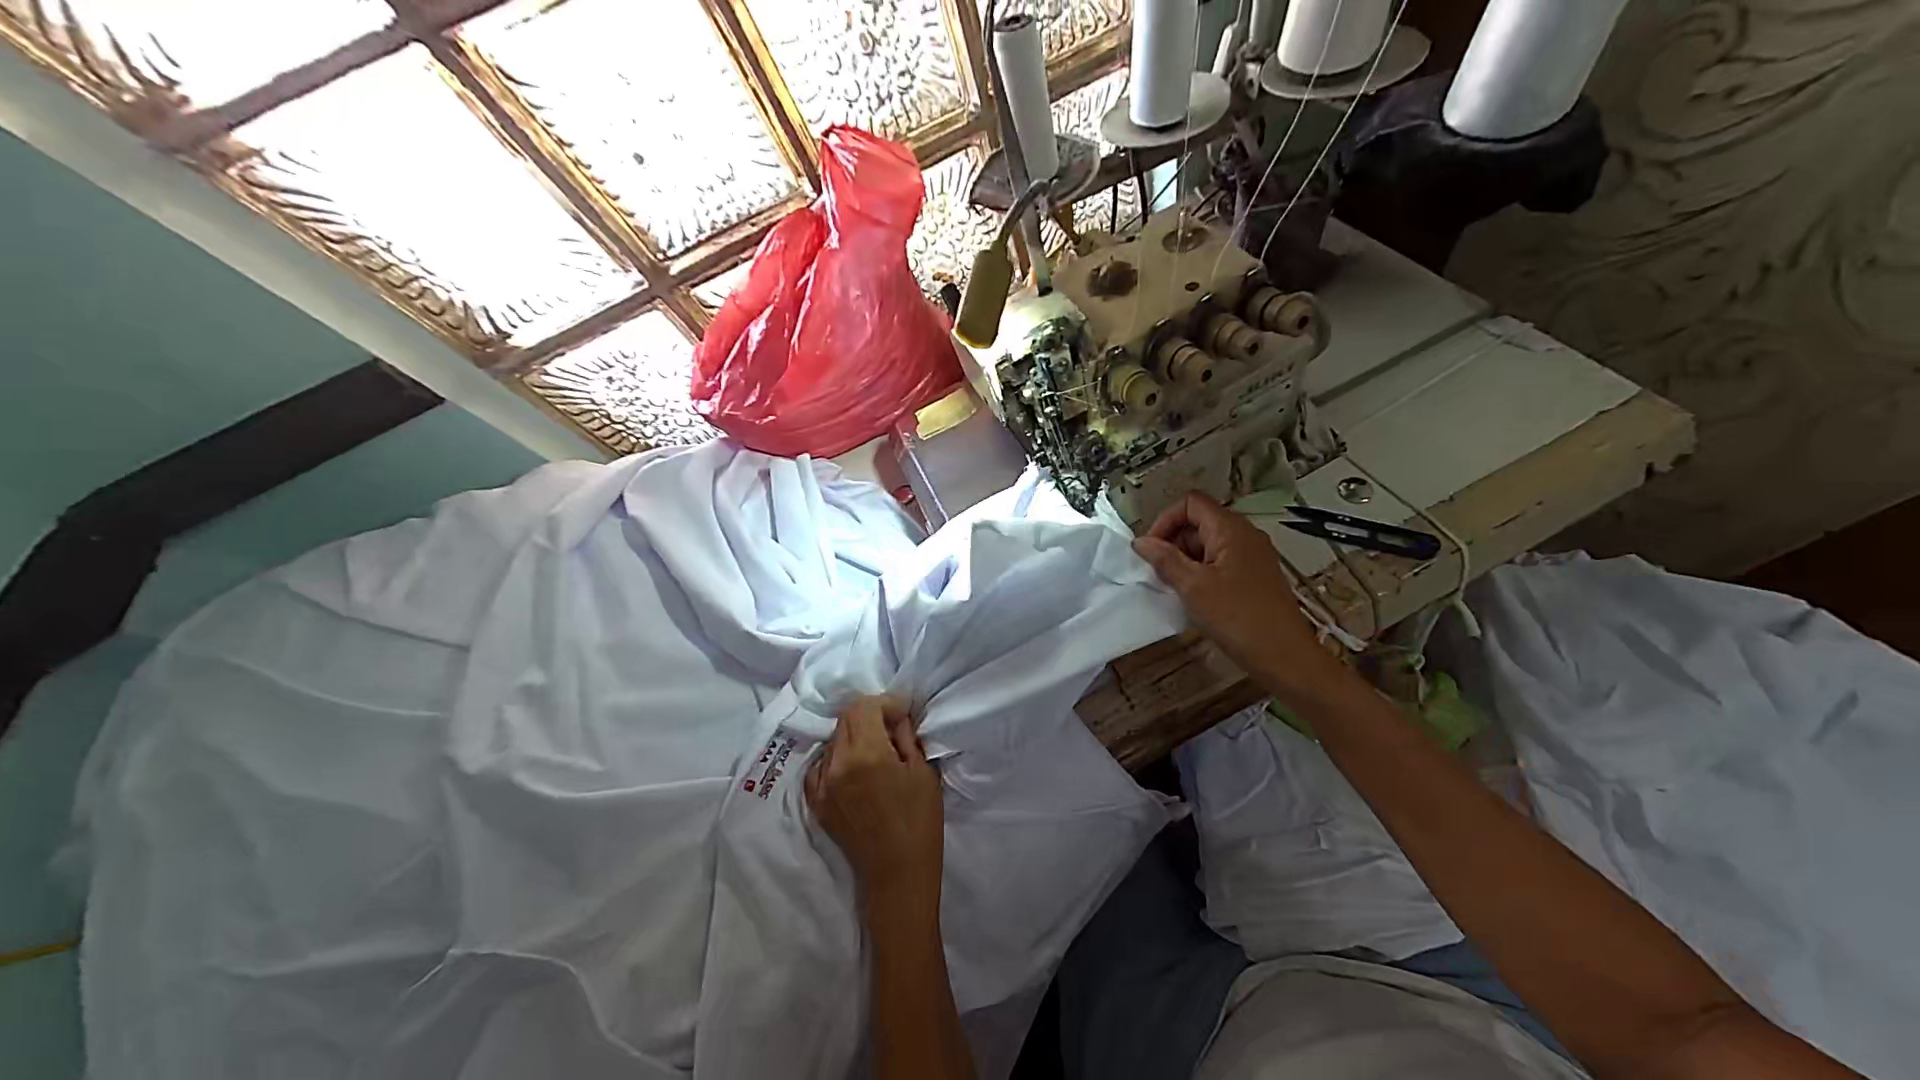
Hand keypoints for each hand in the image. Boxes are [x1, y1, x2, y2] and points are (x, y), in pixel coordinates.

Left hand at [806, 696, 944, 903]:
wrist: (897, 874)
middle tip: (891, 729)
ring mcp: (822, 785)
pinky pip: (820, 767)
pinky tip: (854, 769)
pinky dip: (837, 760)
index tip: (902, 713)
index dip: (885, 703)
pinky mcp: (817, 802)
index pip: (864, 707)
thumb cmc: (920, 822)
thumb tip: (896, 717)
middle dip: (869, 716)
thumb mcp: (922, 772)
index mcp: (866, 753)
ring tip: (875, 752)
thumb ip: (905, 737)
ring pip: (833, 741)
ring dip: (853, 737)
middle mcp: (837, 764)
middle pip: (845, 719)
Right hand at [1133, 493, 1349, 700]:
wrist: (1285, 656)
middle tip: (1159, 573)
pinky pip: (1221, 562)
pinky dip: (1202, 573)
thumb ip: (1165, 559)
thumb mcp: (1193, 587)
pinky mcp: (1255, 576)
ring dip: (1185, 560)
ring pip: (1209, 544)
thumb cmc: (1237, 617)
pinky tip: (1195, 598)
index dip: (1165, 520)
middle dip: (1173, 542)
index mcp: (1231, 529)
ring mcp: (1253, 556)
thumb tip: (1140, 542)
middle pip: (1199, 522)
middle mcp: (1245, 535)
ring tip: (1175, 588)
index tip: (1151, 550)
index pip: (1191, 503)